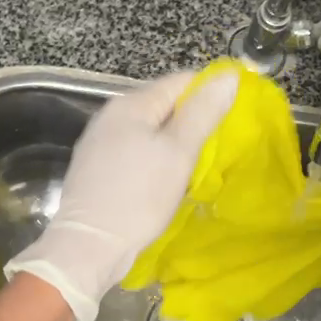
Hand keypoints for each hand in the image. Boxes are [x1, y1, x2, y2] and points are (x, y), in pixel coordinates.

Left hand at [5, 69, 238, 320]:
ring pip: (147, 131)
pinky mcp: (94, 169)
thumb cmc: (139, 198)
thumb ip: (203, 112)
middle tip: (215, 149)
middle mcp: (110, 115)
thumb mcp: (179, 153)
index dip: (210, 94)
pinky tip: (162, 181)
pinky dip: (152, 160)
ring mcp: (98, 142)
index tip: (231, 120)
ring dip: (172, 144)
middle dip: (191, 121)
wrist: (89, 245)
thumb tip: (229, 74)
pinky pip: (133, 152)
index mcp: (131, 104)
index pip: (181, 81)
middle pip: (163, 105)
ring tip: (193, 167)